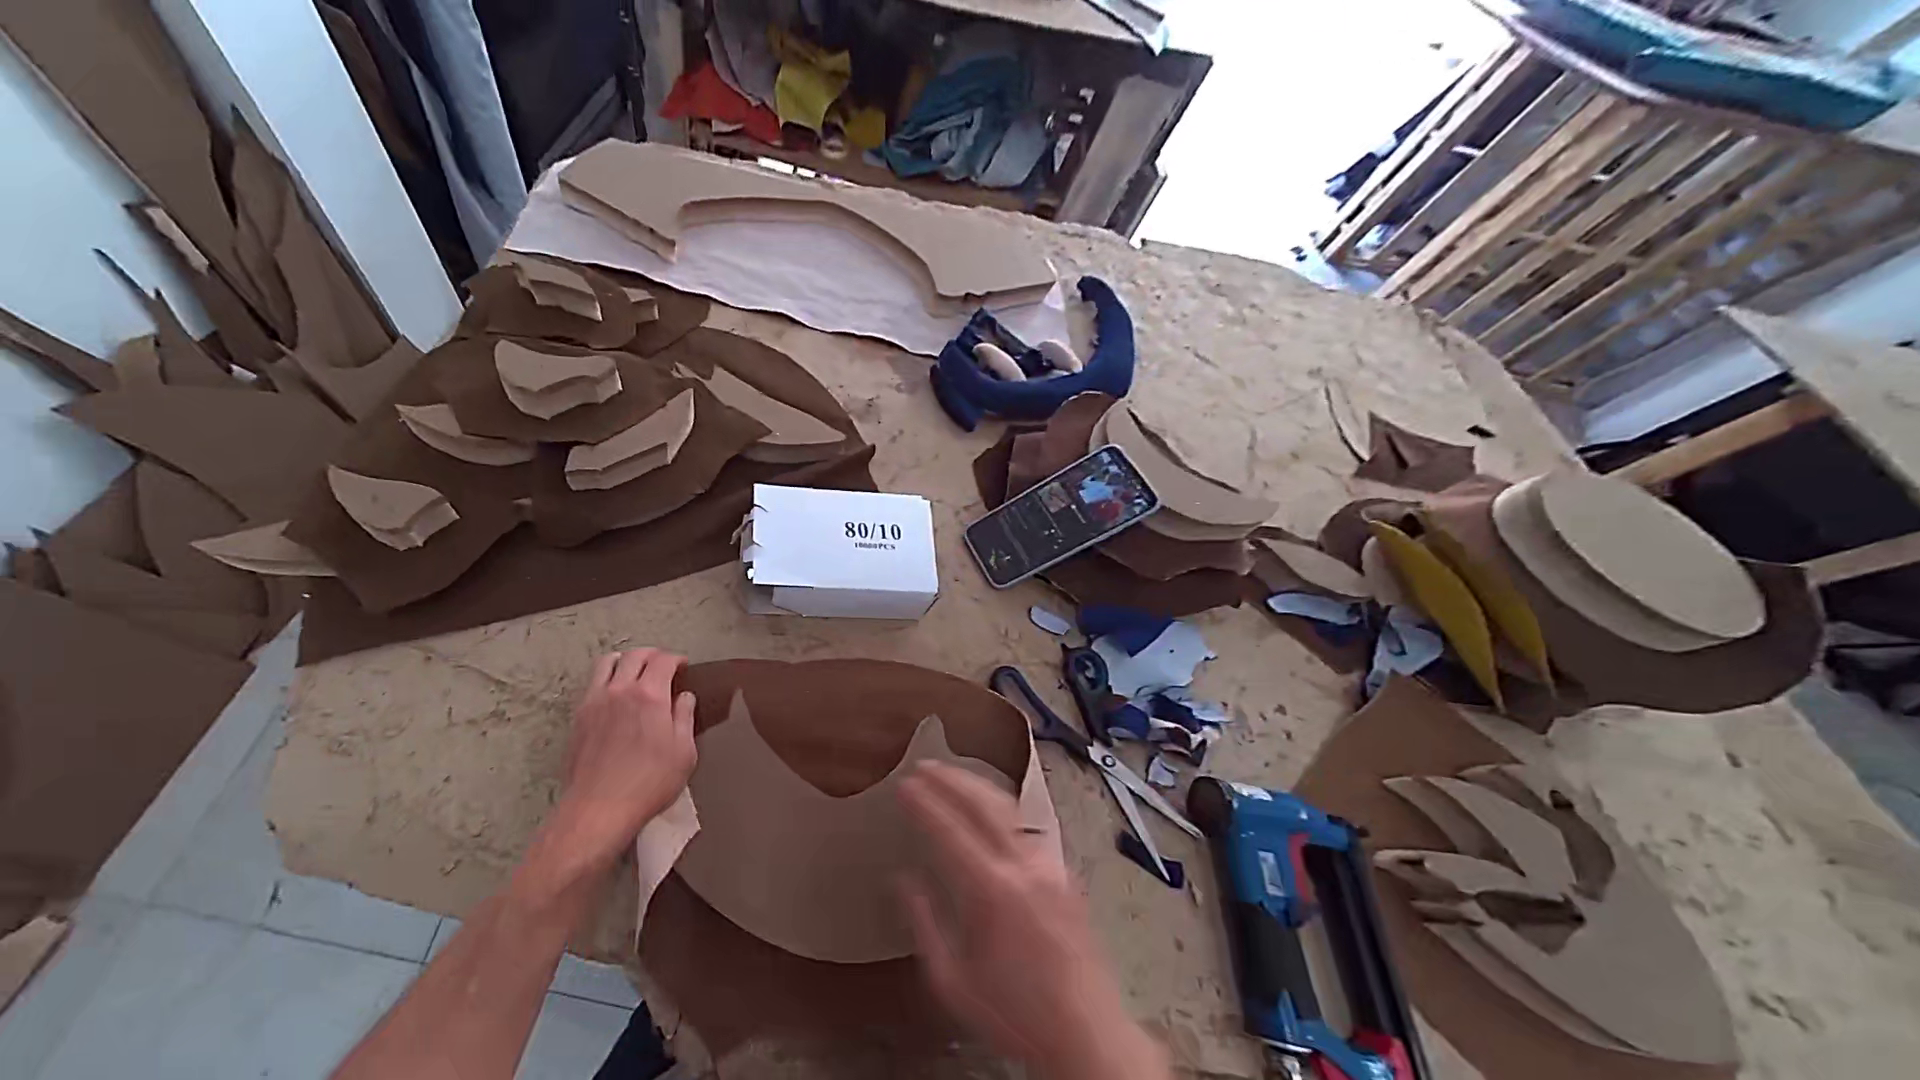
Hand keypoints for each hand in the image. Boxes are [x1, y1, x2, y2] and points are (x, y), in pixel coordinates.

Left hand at [552, 649, 696, 870]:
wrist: (599, 809)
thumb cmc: (649, 783)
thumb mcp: (684, 752)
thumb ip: (684, 718)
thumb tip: (684, 698)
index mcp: (650, 695)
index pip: (663, 660)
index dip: (676, 659)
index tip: (683, 666)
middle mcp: (620, 691)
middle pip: (634, 655)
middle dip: (652, 654)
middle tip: (663, 664)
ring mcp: (594, 703)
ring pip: (607, 663)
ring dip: (625, 661)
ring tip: (635, 671)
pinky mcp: (578, 718)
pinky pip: (592, 684)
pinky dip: (607, 679)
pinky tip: (615, 695)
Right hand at [898, 763, 1168, 1079]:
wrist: (1086, 1031)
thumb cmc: (1014, 1013)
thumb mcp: (954, 981)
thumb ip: (925, 924)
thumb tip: (902, 880)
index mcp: (992, 891)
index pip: (950, 830)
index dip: (924, 803)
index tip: (904, 785)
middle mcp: (1024, 866)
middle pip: (985, 803)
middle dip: (952, 778)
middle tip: (926, 764)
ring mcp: (1050, 865)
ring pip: (1011, 807)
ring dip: (979, 786)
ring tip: (954, 775)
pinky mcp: (1065, 872)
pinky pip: (1029, 826)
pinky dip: (1003, 807)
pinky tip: (992, 808)